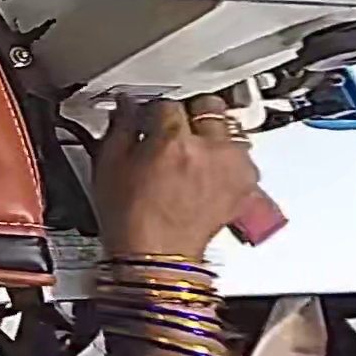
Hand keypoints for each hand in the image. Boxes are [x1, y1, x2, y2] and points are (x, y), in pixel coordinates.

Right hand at [94, 95, 258, 261]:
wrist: (156, 253)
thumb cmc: (130, 215)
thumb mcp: (108, 163)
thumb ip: (118, 126)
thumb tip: (126, 106)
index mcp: (172, 141)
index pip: (167, 103)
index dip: (150, 109)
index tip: (144, 116)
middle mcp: (211, 150)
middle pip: (209, 106)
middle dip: (188, 112)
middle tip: (172, 126)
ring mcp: (234, 168)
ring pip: (230, 129)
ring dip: (211, 134)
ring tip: (189, 149)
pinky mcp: (247, 185)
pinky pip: (241, 156)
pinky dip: (225, 157)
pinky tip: (203, 168)